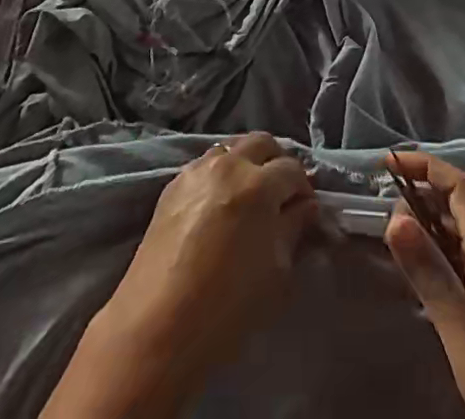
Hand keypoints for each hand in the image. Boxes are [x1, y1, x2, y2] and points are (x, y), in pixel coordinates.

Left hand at [40, 132, 316, 418]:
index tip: (306, 211)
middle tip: (281, 195)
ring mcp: (195, 172)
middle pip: (261, 142)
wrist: (159, 323)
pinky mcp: (171, 186)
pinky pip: (204, 165)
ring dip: (246, 163)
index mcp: (258, 184)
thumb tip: (305, 208)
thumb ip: (294, 229)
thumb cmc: (229, 303)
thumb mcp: (277, 271)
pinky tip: (220, 205)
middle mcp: (227, 166)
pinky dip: (220, 174)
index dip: (304, 189)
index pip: (293, 169)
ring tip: (249, 198)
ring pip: (230, 149)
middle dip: (276, 162)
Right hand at [385, 152, 464, 418]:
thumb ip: (435, 283)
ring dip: (429, 229)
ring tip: (394, 242)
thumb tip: (396, 217)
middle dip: (419, 199)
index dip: (425, 165)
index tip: (386, 160)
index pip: (462, 188)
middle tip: (378, 217)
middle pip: (461, 210)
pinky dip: (443, 256)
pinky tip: (428, 279)